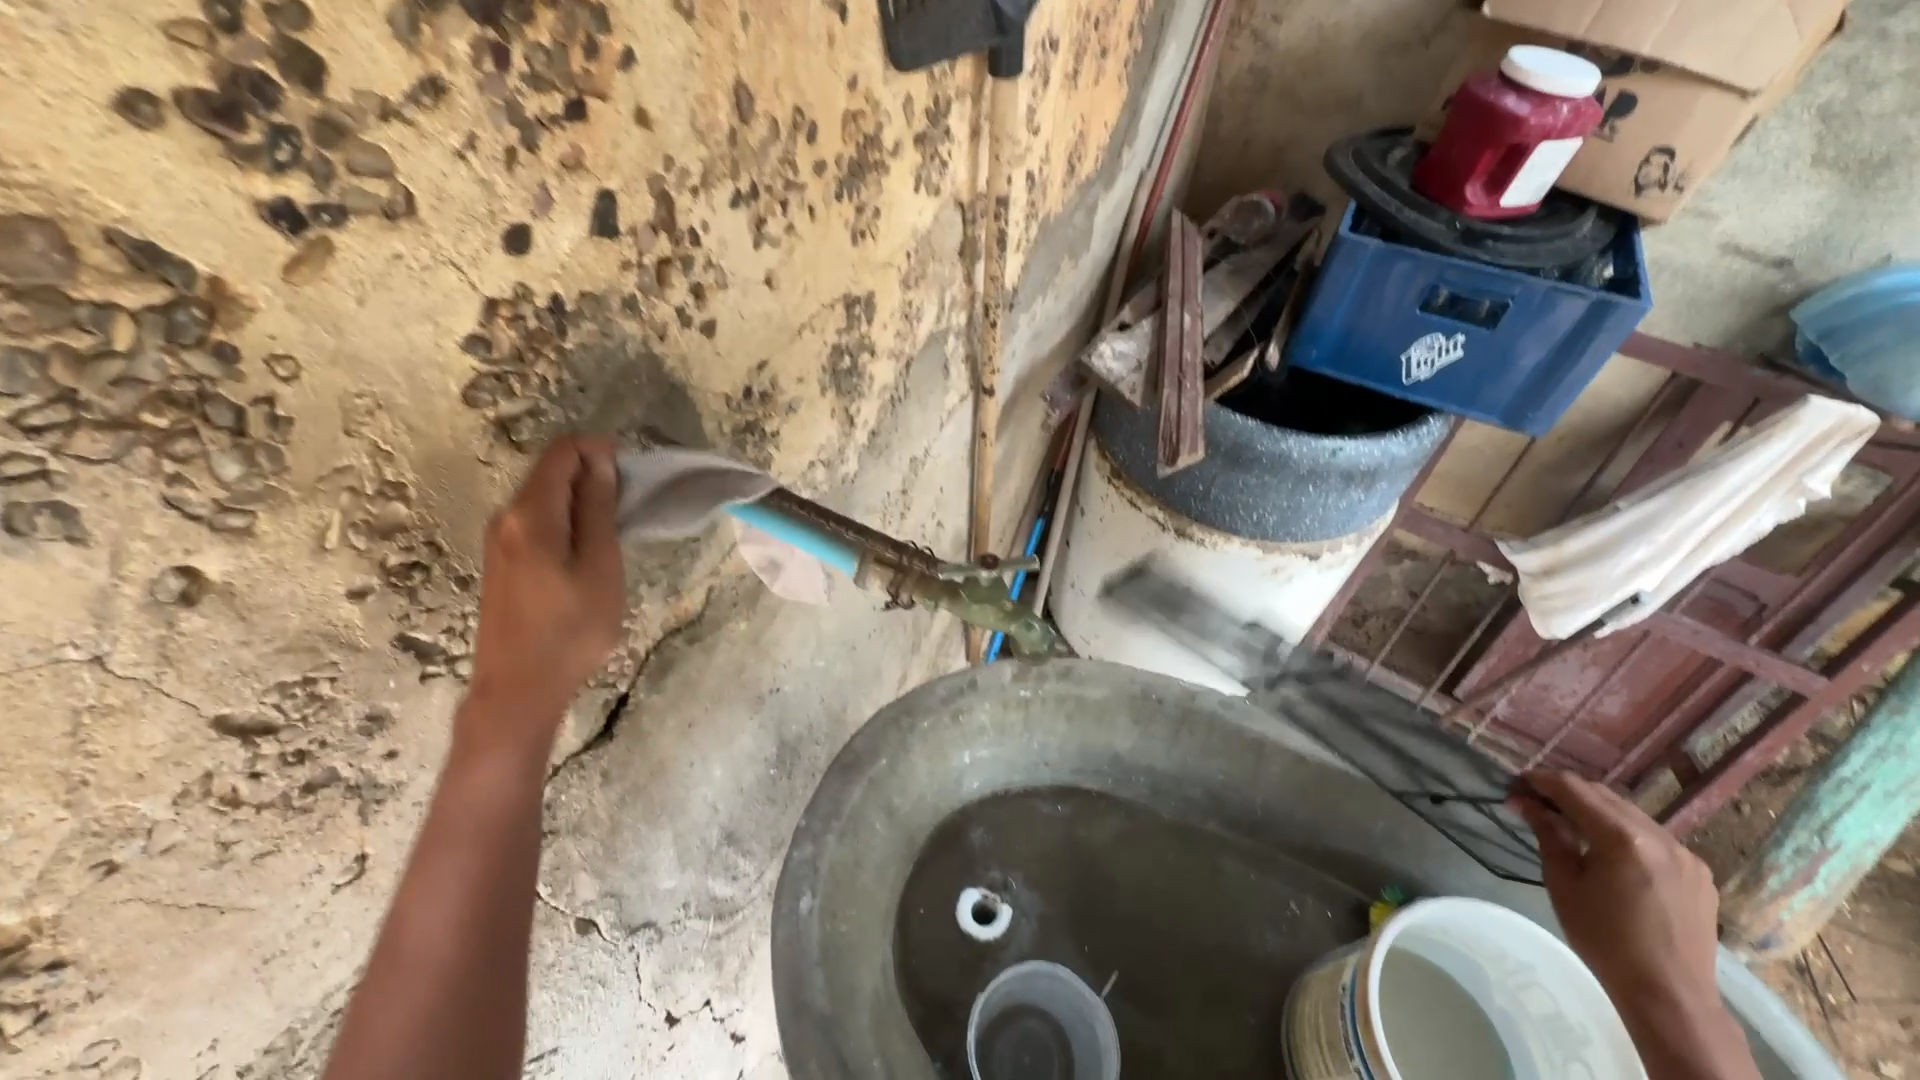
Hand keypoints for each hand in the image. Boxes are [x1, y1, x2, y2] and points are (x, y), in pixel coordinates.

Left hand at [464, 436, 625, 749]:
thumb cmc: (571, 630)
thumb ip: (599, 510)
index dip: (600, 450)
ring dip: (581, 501)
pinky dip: (566, 522)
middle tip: (631, 508)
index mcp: (531, 513)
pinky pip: (537, 521)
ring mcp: (499, 540)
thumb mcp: (600, 568)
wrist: (518, 689)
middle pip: (550, 472)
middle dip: (592, 475)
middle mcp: (506, 517)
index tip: (633, 475)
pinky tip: (588, 554)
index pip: (563, 451)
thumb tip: (600, 461)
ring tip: (615, 533)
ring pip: (544, 497)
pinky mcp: (502, 562)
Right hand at [1511, 769, 1721, 1015]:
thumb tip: (1524, 802)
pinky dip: (1625, 832)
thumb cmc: (1604, 939)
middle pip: (1604, 795)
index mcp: (1622, 837)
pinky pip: (1655, 838)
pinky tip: (1610, 852)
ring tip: (1568, 824)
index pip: (1574, 789)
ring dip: (1596, 810)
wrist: (1669, 993)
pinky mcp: (1699, 872)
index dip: (1540, 781)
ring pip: (1631, 814)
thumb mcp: (1563, 883)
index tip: (1515, 785)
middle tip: (1534, 802)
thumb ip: (1548, 835)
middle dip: (1566, 792)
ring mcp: (1686, 854)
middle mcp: (1659, 836)